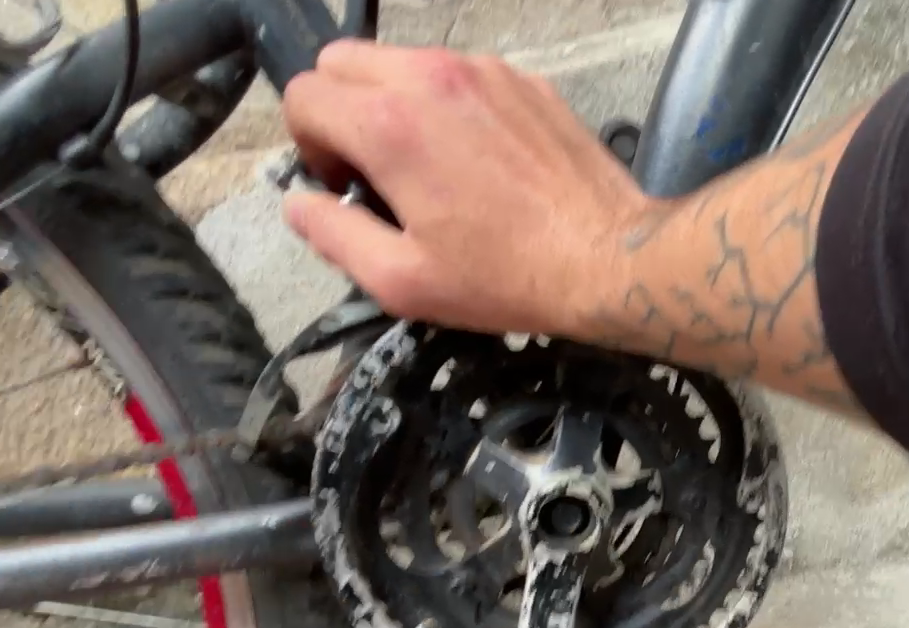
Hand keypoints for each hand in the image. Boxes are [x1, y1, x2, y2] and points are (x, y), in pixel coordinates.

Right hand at [280, 41, 652, 336]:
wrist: (608, 262)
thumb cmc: (512, 278)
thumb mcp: (406, 282)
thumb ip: (335, 237)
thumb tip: (300, 206)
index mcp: (390, 124)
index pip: (304, 97)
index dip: (311, 148)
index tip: (345, 187)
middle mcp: (432, 78)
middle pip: (344, 64)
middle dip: (343, 114)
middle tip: (378, 174)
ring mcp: (486, 73)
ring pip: (405, 64)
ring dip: (398, 107)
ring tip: (435, 171)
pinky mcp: (527, 83)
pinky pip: (465, 78)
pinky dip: (455, 108)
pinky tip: (484, 164)